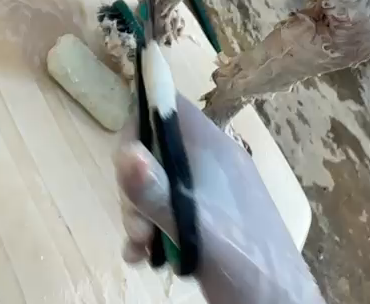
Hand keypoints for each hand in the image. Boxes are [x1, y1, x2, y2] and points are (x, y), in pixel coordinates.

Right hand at [118, 94, 323, 303]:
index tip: (126, 165)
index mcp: (213, 147)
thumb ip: (155, 191)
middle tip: (137, 226)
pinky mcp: (210, 221)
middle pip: (154, 149)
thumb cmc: (244, 263)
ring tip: (141, 249)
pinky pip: (169, 210)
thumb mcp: (193, 227)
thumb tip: (124, 150)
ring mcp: (211, 192)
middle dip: (134, 185)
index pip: (166, 106)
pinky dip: (153, 229)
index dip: (138, 124)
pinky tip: (144, 257)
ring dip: (140, 213)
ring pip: (158, 183)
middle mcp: (210, 162)